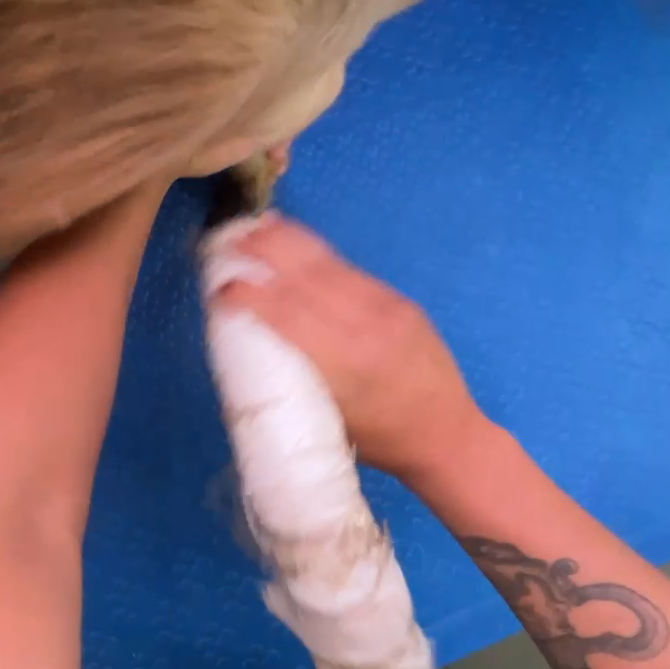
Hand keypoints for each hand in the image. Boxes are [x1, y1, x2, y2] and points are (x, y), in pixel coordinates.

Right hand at [209, 214, 491, 482]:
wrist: (449, 435)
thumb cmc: (381, 440)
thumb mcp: (328, 416)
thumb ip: (292, 375)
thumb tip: (248, 343)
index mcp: (344, 363)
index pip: (286, 313)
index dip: (250, 295)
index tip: (220, 289)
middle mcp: (365, 326)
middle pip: (303, 276)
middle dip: (263, 252)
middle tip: (228, 242)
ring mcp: (385, 307)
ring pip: (326, 264)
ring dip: (285, 242)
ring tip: (253, 229)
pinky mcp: (397, 298)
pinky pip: (347, 269)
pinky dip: (313, 252)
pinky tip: (293, 241)